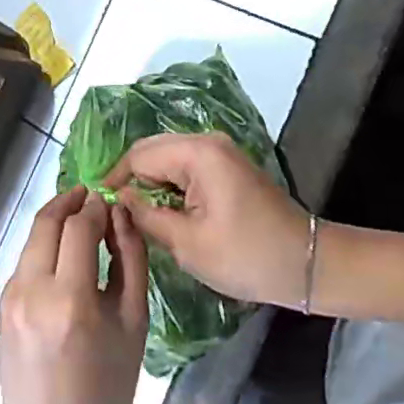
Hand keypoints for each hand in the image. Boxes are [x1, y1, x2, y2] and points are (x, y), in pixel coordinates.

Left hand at [0, 188, 148, 403]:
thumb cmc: (105, 390)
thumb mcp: (133, 325)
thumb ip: (131, 261)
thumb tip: (120, 214)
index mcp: (69, 301)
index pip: (78, 227)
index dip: (95, 205)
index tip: (109, 199)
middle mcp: (31, 292)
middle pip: (46, 222)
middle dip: (69, 200)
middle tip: (90, 194)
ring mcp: (10, 299)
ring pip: (32, 238)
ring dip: (55, 220)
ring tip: (81, 220)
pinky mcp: (1, 307)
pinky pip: (25, 260)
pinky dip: (44, 245)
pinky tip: (64, 254)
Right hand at [105, 133, 307, 309]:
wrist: (306, 263)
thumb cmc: (246, 255)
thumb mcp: (188, 244)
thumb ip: (146, 216)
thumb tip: (117, 199)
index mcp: (197, 153)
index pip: (139, 156)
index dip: (115, 180)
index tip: (98, 209)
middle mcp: (206, 141)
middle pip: (152, 151)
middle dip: (130, 180)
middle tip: (114, 216)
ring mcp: (218, 151)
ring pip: (167, 159)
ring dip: (149, 184)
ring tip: (135, 219)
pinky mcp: (225, 165)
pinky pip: (185, 168)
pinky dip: (169, 187)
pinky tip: (163, 213)